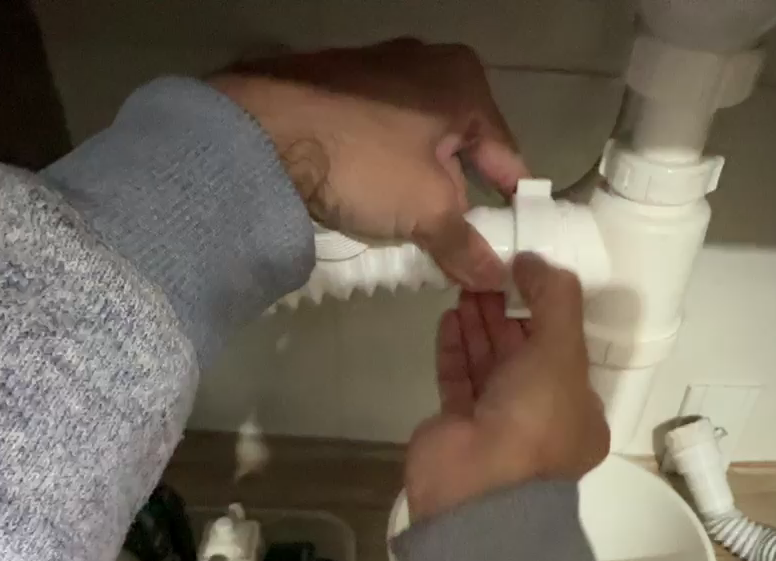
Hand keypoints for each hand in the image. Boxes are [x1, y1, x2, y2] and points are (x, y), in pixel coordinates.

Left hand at [209, 40, 527, 289]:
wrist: (262, 133)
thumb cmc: (365, 161)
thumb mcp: (427, 209)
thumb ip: (467, 245)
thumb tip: (497, 278)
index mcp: (465, 83)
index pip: (507, 158)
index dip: (513, 208)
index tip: (513, 247)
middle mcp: (429, 67)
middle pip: (463, 154)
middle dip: (462, 205)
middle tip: (459, 252)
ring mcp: (380, 75)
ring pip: (422, 151)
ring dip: (422, 195)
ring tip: (415, 237)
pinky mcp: (341, 92)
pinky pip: (384, 144)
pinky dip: (388, 178)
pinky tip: (375, 206)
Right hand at [405, 254, 608, 517]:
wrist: (478, 485)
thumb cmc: (534, 419)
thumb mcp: (562, 352)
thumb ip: (555, 298)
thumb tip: (533, 261)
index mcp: (577, 412)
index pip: (564, 353)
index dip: (546, 313)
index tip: (526, 278)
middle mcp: (539, 419)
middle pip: (522, 355)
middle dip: (506, 314)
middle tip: (487, 273)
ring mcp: (496, 426)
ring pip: (488, 365)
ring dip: (478, 326)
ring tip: (464, 284)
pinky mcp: (458, 427)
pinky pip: (458, 380)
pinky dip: (455, 350)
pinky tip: (449, 318)